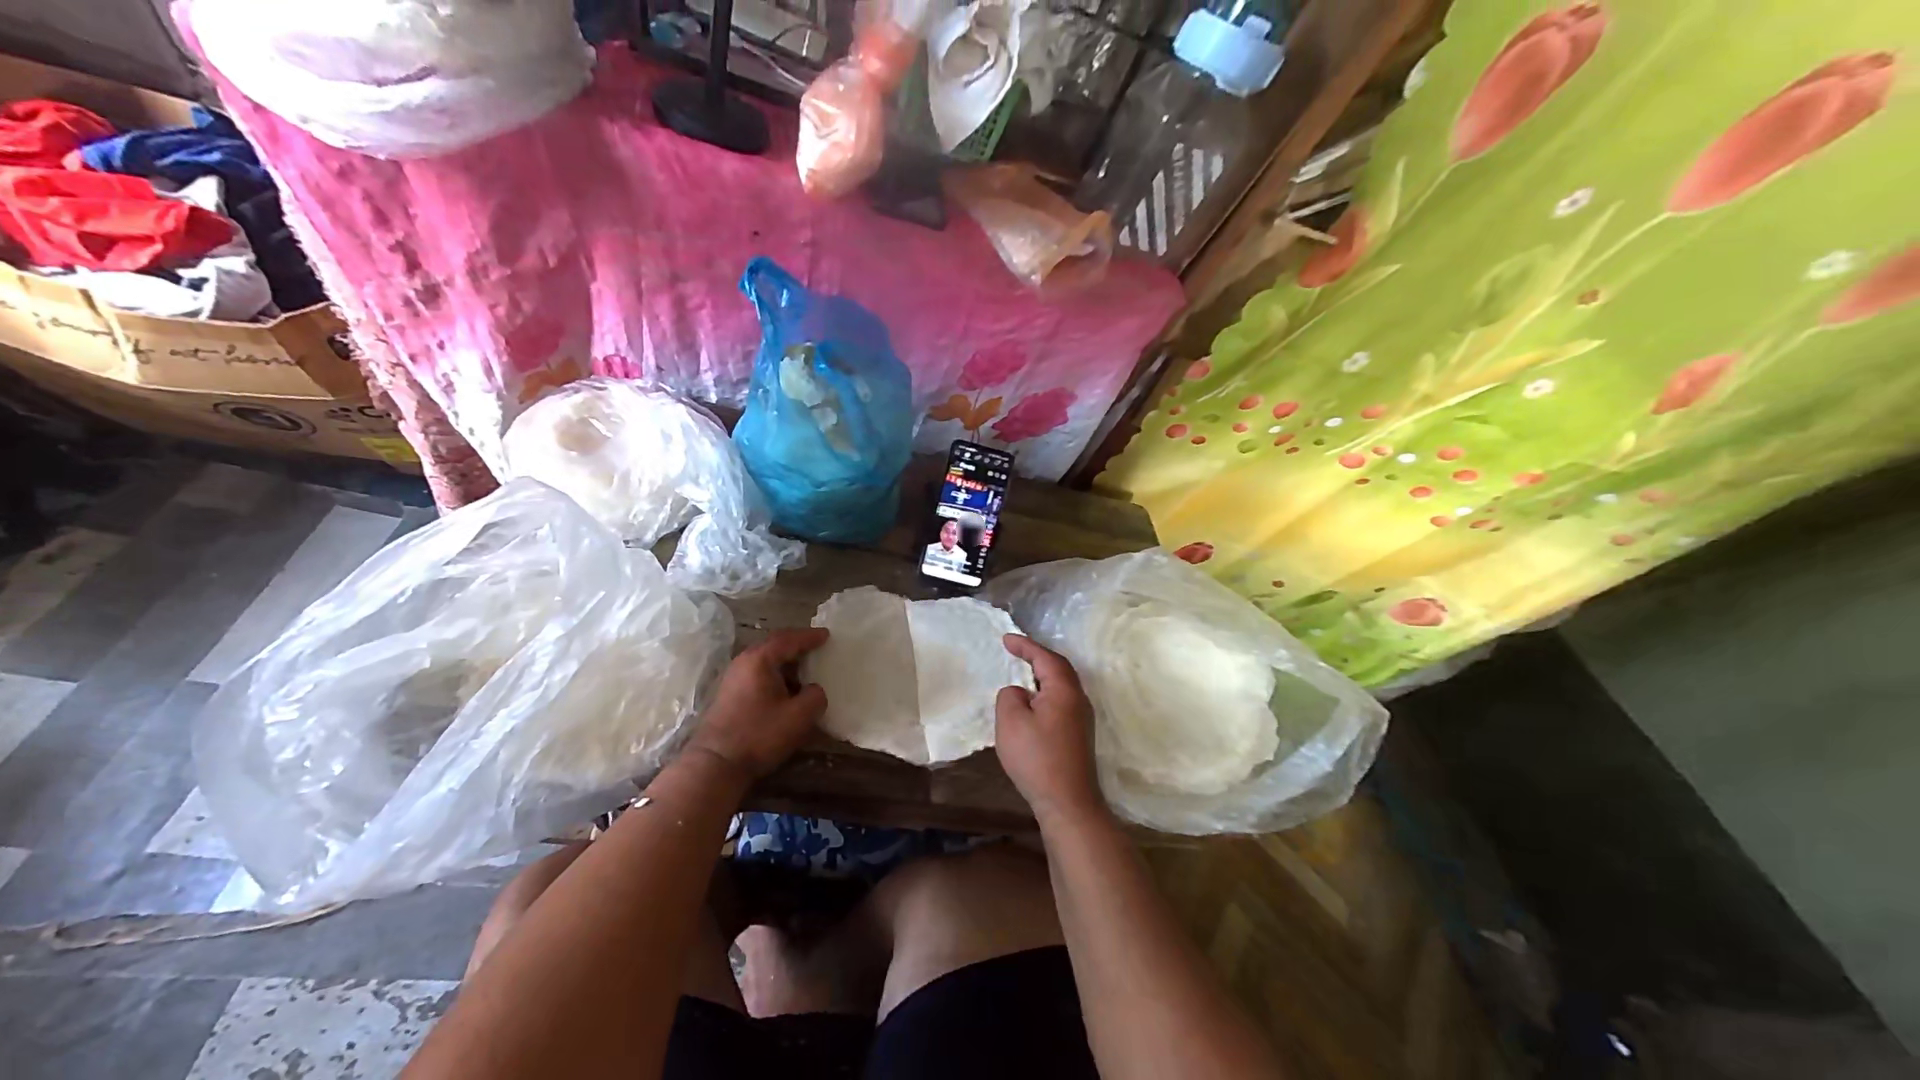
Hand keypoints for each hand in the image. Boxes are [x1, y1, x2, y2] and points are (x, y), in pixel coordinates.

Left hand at [688, 628, 829, 782]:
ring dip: (786, 664)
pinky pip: (758, 675)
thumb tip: (814, 690)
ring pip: (765, 662)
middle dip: (797, 646)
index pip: (789, 639)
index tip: (827, 635)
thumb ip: (816, 696)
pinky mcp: (729, 696)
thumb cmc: (760, 734)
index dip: (810, 636)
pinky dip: (776, 677)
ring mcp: (733, 679)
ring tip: (806, 671)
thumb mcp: (800, 716)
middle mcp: (744, 662)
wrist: (716, 764)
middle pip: (774, 646)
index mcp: (760, 659)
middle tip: (817, 648)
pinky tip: (787, 691)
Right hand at [995, 634, 1106, 823]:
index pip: (1045, 657)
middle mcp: (1078, 699)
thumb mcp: (1011, 722)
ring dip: (1042, 676)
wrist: (1068, 802)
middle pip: (1058, 668)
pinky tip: (1032, 704)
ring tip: (1021, 673)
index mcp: (1064, 689)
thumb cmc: (1037, 758)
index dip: (1025, 645)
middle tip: (1014, 651)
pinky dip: (1045, 693)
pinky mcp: (1079, 735)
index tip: (1005, 639)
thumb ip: (1010, 697)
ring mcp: (1082, 718)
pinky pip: (1061, 701)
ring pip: (1061, 686)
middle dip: (1036, 657)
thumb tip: (1020, 693)